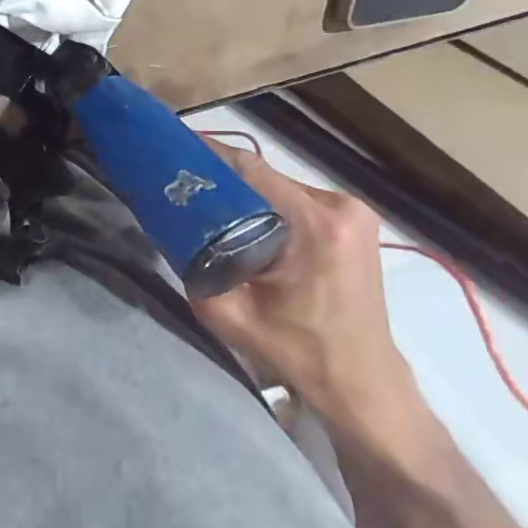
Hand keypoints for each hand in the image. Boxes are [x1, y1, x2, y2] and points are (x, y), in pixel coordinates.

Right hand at [189, 139, 414, 424]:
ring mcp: (353, 212)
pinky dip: (265, 203)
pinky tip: (241, 216)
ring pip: (279, 185)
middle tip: (180, 178)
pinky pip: (296, 199)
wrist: (360, 380)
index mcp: (314, 227)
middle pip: (264, 175)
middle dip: (220, 176)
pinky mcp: (354, 222)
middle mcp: (340, 208)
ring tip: (205, 199)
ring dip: (242, 191)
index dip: (207, 154)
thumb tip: (167, 225)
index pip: (249, 169)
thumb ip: (193, 264)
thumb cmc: (295, 350)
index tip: (171, 147)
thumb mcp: (226, 312)